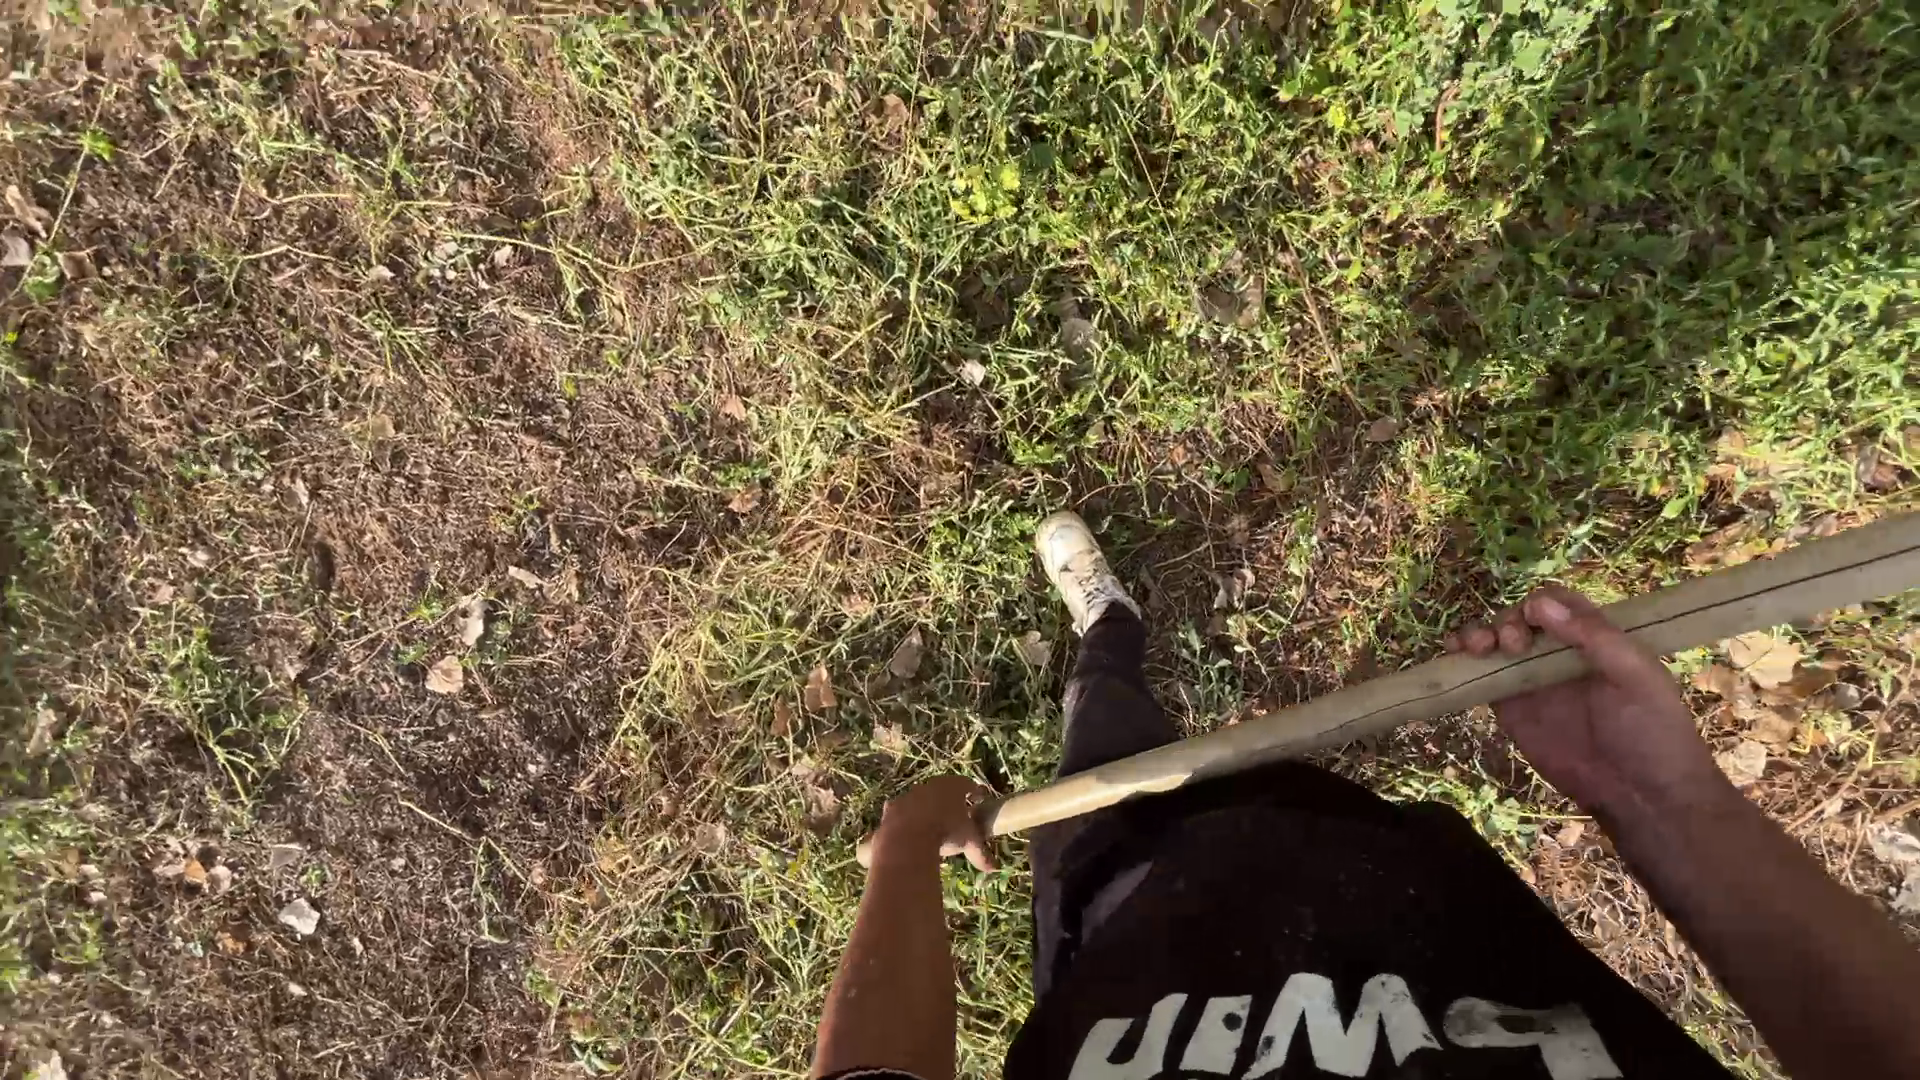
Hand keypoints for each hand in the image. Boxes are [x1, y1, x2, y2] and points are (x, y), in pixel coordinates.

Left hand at [874, 776, 995, 870]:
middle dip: (948, 800)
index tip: (978, 799)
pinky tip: (907, 832)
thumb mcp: (968, 842)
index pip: (967, 784)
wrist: (907, 837)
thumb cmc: (946, 832)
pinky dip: (905, 820)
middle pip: (942, 789)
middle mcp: (930, 786)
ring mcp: (908, 795)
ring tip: (930, 825)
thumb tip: (993, 867)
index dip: (973, 792)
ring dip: (925, 808)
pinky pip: (901, 812)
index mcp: (952, 787)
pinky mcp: (891, 809)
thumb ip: (981, 853)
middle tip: (955, 813)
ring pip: (920, 799)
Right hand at [1445, 585, 1729, 818]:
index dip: (1540, 603)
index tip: (1533, 619)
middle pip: (1519, 618)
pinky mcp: (1506, 702)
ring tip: (1476, 647)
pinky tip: (1453, 653)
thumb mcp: (1638, 678)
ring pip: (1493, 640)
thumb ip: (1596, 638)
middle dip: (1506, 622)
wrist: (1635, 793)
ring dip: (1478, 633)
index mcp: (1596, 641)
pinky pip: (1478, 672)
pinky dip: (1460, 658)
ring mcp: (1529, 677)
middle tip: (1511, 645)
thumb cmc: (1650, 732)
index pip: (1560, 603)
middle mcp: (1558, 653)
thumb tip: (1539, 605)